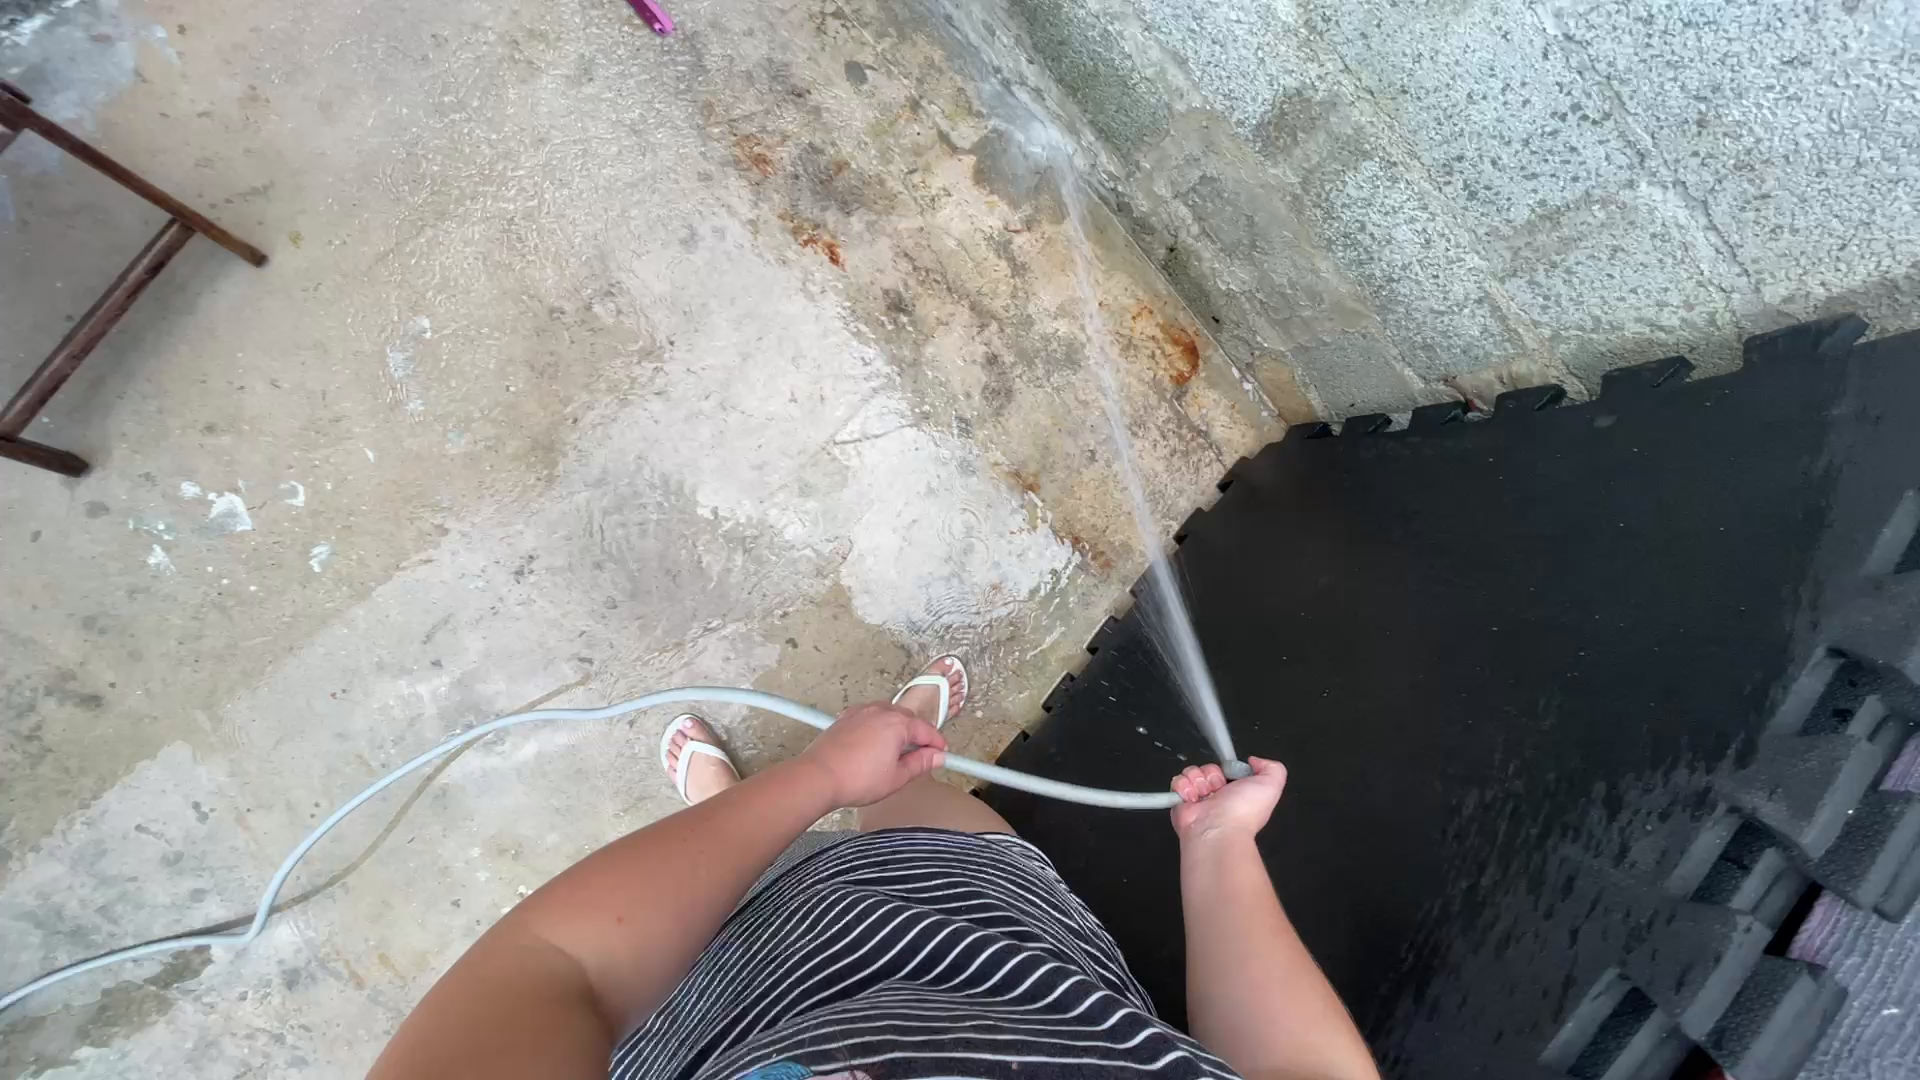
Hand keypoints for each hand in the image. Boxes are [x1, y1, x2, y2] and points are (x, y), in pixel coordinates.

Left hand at [799, 702, 946, 807]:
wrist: (819, 776)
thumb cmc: (856, 779)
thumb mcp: (896, 777)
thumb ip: (920, 764)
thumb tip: (937, 757)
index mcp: (897, 723)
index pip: (926, 729)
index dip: (936, 743)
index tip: (942, 753)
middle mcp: (880, 711)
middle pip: (908, 718)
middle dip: (917, 734)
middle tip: (922, 753)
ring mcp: (861, 711)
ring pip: (888, 714)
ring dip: (897, 727)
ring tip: (898, 748)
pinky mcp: (846, 717)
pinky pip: (869, 715)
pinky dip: (877, 725)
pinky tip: (874, 741)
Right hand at [1170, 757, 1285, 843]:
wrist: (1217, 830)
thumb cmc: (1243, 811)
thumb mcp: (1270, 786)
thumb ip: (1272, 768)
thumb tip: (1254, 760)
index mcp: (1237, 793)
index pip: (1227, 769)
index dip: (1228, 768)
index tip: (1231, 775)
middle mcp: (1218, 796)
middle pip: (1209, 768)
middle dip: (1212, 774)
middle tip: (1217, 789)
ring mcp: (1198, 798)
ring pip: (1192, 772)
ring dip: (1197, 779)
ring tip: (1204, 795)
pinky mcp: (1181, 801)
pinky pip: (1177, 780)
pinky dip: (1183, 786)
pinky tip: (1192, 798)